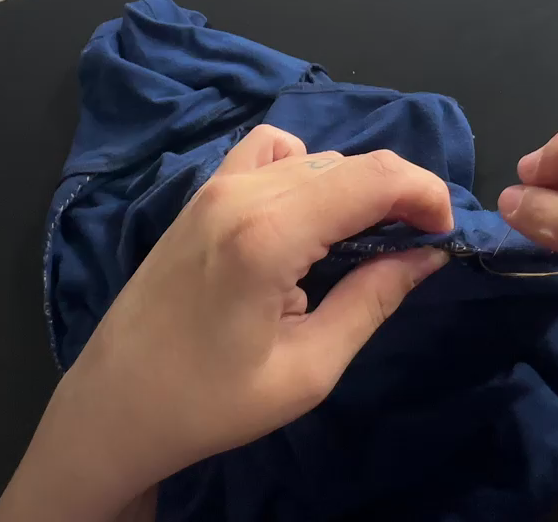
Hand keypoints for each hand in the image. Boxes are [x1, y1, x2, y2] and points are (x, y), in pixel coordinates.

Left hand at [0, 126, 453, 521]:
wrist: (111, 407)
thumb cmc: (209, 403)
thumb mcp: (307, 369)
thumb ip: (373, 300)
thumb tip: (428, 254)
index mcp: (269, 234)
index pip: (374, 177)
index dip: (425, 193)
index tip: (445, 234)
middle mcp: (244, 191)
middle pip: (352, 161)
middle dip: (400, 193)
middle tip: (418, 243)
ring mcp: (218, 184)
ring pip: (317, 155)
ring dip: (356, 185)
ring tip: (363, 237)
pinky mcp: (204, 190)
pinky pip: (270, 149)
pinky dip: (305, 166)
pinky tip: (303, 211)